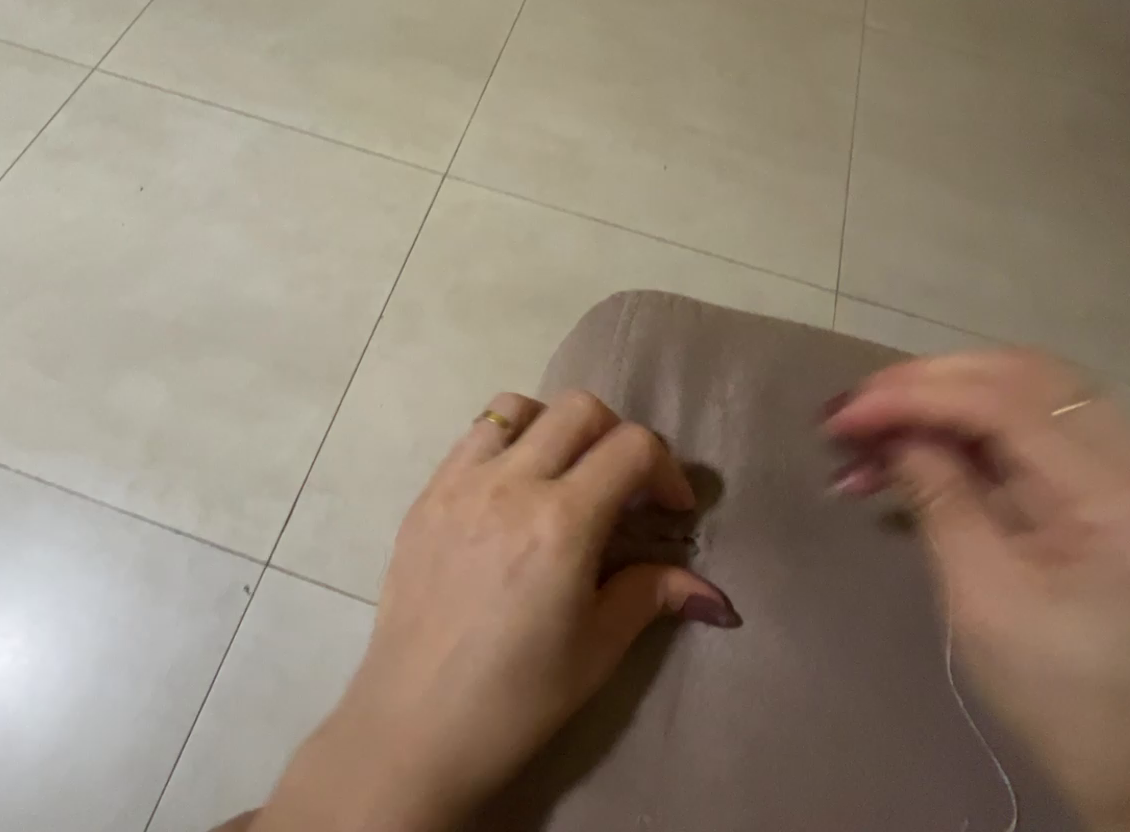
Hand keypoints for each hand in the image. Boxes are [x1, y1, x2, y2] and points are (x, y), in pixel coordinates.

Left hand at [252, 391, 737, 831]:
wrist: (416, 724)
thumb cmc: (517, 697)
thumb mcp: (598, 649)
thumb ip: (653, 595)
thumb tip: (713, 593)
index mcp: (561, 521)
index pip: (632, 446)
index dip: (666, 469)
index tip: (670, 509)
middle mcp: (510, 483)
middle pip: (579, 408)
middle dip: (617, 435)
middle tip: (621, 486)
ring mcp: (459, 483)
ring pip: (517, 406)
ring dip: (554, 427)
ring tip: (562, 475)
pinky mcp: (425, 495)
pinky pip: (472, 437)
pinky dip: (505, 442)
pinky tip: (510, 491)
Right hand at [824, 350, 1129, 831]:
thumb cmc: (1060, 698)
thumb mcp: (980, 593)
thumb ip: (936, 492)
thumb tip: (885, 429)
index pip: (1008, 406)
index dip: (912, 396)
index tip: (840, 417)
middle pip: (1027, 379)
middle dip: (925, 386)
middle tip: (853, 413)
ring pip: (1034, 394)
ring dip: (944, 404)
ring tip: (873, 440)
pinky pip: (1046, 431)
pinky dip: (975, 432)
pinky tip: (921, 455)